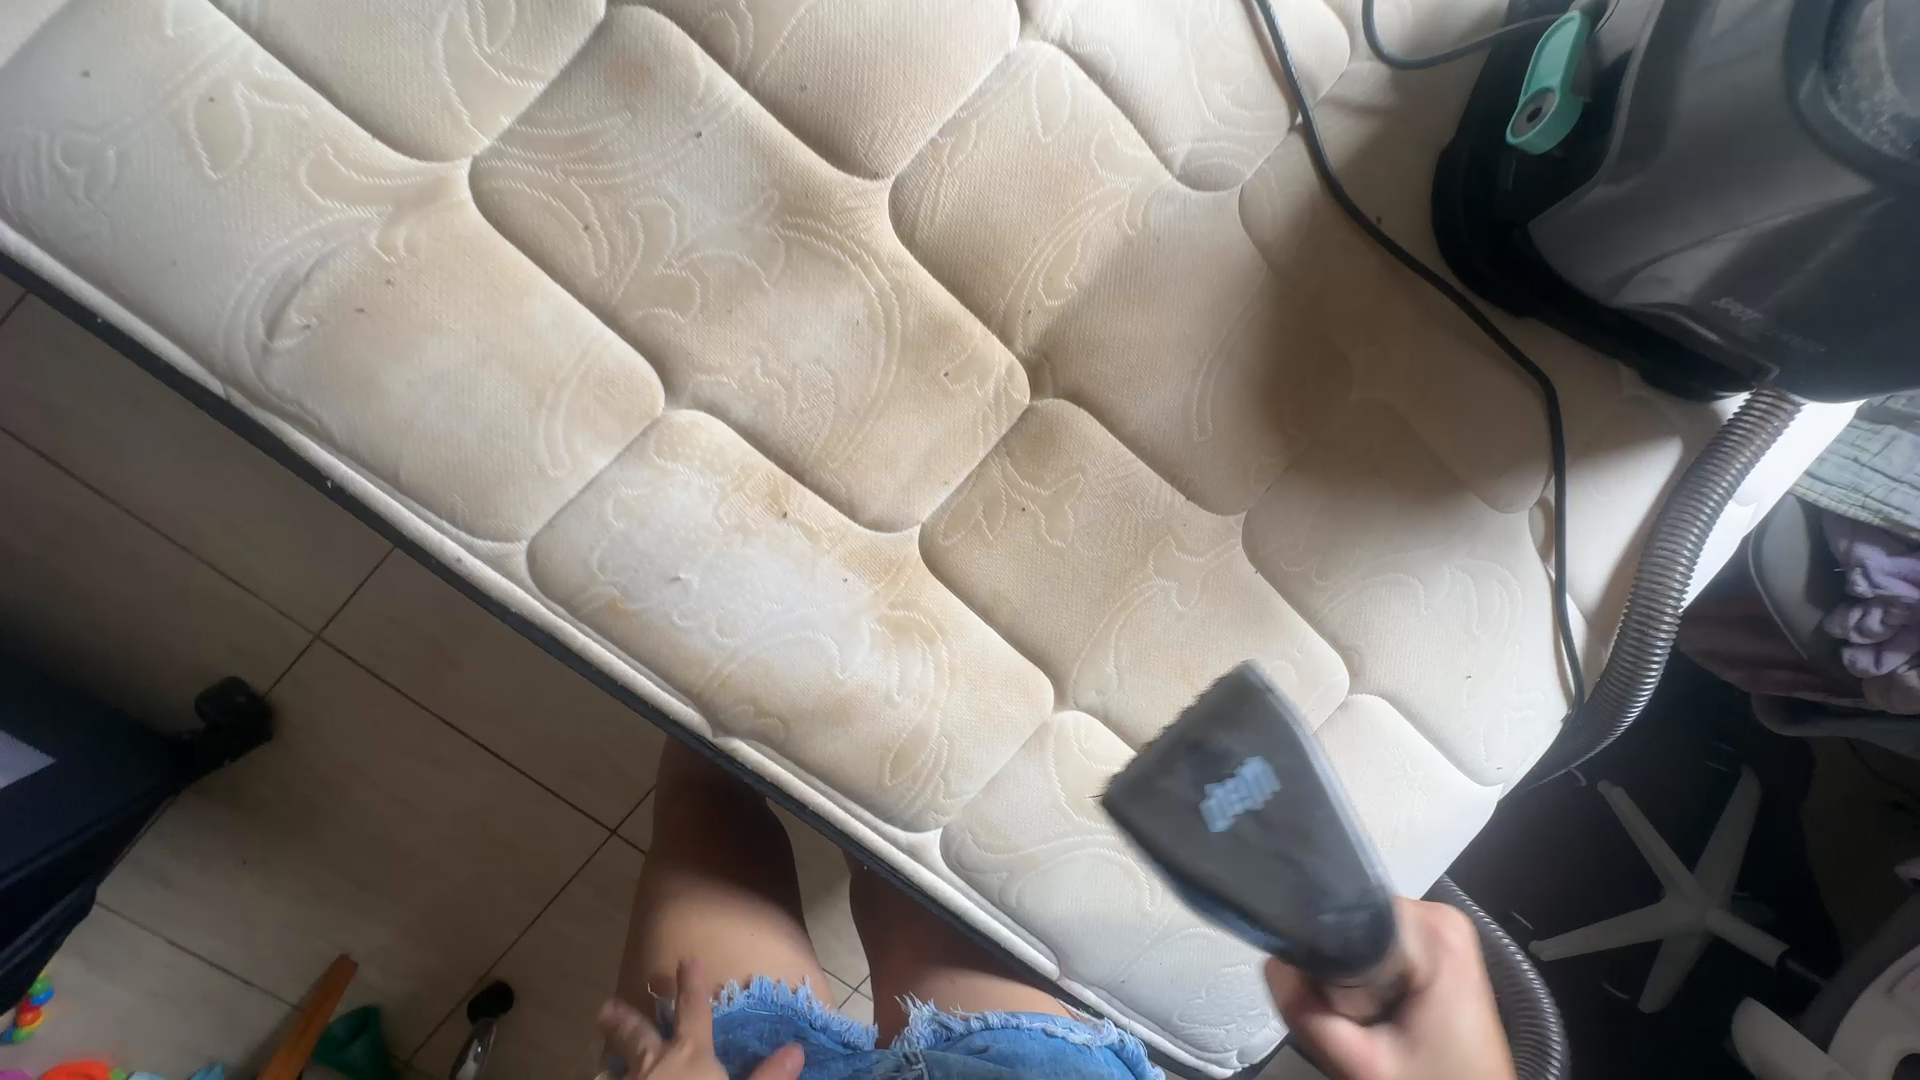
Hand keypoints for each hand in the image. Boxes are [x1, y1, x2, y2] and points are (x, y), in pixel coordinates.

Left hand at [599, 959, 803, 1079]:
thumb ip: (767, 1077)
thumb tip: (797, 1049)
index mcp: (690, 1053)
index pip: (693, 1010)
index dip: (691, 983)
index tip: (686, 957)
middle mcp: (653, 1065)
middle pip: (637, 1035)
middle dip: (624, 1021)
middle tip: (604, 1008)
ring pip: (612, 1070)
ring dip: (608, 1062)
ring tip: (600, 1061)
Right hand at [1265, 899, 1514, 1079]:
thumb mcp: (1359, 1062)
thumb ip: (1302, 1008)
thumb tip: (1272, 959)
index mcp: (1433, 930)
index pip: (1345, 913)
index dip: (1324, 955)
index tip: (1332, 1002)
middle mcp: (1439, 915)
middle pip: (1349, 918)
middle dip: (1337, 967)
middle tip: (1352, 1019)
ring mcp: (1440, 926)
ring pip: (1355, 928)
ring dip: (1347, 971)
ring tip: (1367, 1017)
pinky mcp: (1435, 942)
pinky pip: (1373, 938)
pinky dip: (1363, 971)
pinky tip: (1376, 1007)